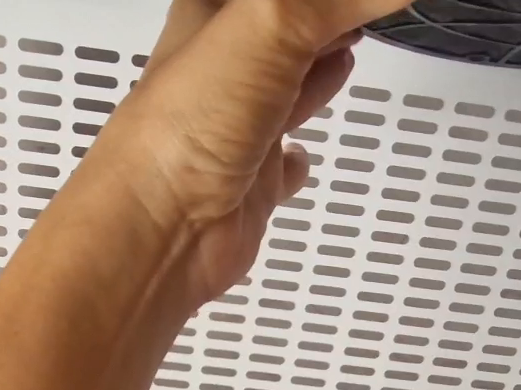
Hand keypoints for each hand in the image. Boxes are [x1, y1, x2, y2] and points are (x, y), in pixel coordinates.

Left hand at [70, 0, 412, 305]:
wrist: (162, 236)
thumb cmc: (178, 134)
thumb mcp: (269, 26)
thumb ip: (331, 2)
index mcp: (212, 15)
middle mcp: (223, 72)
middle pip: (283, 28)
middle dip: (321, 15)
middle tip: (358, 10)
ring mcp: (237, 131)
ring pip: (284, 90)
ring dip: (314, 72)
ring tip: (345, 51)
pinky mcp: (251, 187)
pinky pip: (279, 169)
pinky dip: (296, 162)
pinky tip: (302, 158)